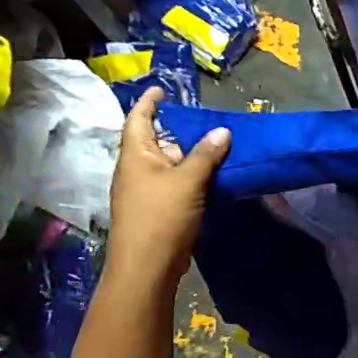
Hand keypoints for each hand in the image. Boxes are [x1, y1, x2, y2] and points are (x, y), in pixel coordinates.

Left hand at [107, 88, 230, 291]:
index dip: (149, 102)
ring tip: (219, 150)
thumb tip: (222, 131)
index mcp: (135, 155)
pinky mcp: (156, 212)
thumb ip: (206, 154)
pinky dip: (191, 181)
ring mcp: (144, 193)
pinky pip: (174, 187)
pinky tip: (212, 181)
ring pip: (169, 167)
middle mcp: (136, 170)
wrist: (147, 267)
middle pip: (158, 143)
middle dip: (181, 133)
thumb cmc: (161, 217)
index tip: (163, 90)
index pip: (138, 118)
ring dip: (190, 159)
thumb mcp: (188, 181)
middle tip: (209, 125)